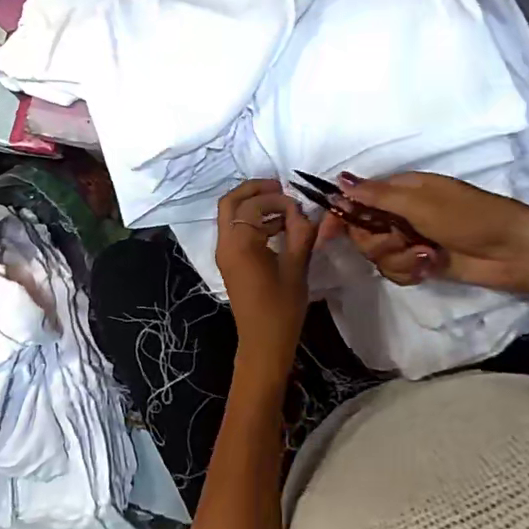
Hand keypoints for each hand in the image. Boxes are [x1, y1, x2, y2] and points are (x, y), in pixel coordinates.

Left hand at [215, 180, 315, 366]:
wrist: (263, 341)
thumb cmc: (281, 308)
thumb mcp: (297, 268)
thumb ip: (300, 234)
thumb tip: (304, 211)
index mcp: (239, 244)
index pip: (252, 205)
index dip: (276, 199)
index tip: (298, 208)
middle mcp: (225, 243)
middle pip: (230, 202)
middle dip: (254, 190)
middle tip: (281, 186)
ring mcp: (224, 252)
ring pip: (230, 215)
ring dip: (254, 205)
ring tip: (286, 209)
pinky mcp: (229, 261)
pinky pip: (235, 230)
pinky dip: (252, 221)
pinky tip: (279, 227)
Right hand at [318, 172, 528, 292]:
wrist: (514, 251)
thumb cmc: (470, 217)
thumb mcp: (420, 203)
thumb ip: (376, 196)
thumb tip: (339, 181)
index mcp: (399, 190)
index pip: (354, 201)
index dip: (338, 218)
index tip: (326, 236)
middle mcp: (399, 214)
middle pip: (360, 232)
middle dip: (377, 241)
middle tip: (399, 239)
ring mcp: (409, 239)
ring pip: (377, 255)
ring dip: (398, 258)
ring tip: (426, 255)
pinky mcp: (419, 262)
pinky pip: (393, 271)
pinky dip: (409, 270)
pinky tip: (430, 266)